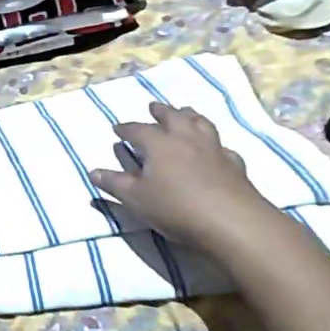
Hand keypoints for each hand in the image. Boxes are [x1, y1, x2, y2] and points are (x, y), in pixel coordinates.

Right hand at [88, 101, 276, 250]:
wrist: (233, 223)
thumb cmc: (175, 207)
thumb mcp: (135, 198)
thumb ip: (114, 183)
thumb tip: (94, 172)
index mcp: (160, 145)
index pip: (139, 130)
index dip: (126, 128)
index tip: (117, 129)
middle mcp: (187, 141)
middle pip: (174, 118)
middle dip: (162, 111)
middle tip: (154, 106)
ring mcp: (214, 151)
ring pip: (202, 126)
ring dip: (192, 117)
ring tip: (186, 113)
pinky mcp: (235, 166)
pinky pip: (223, 148)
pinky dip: (214, 144)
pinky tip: (215, 150)